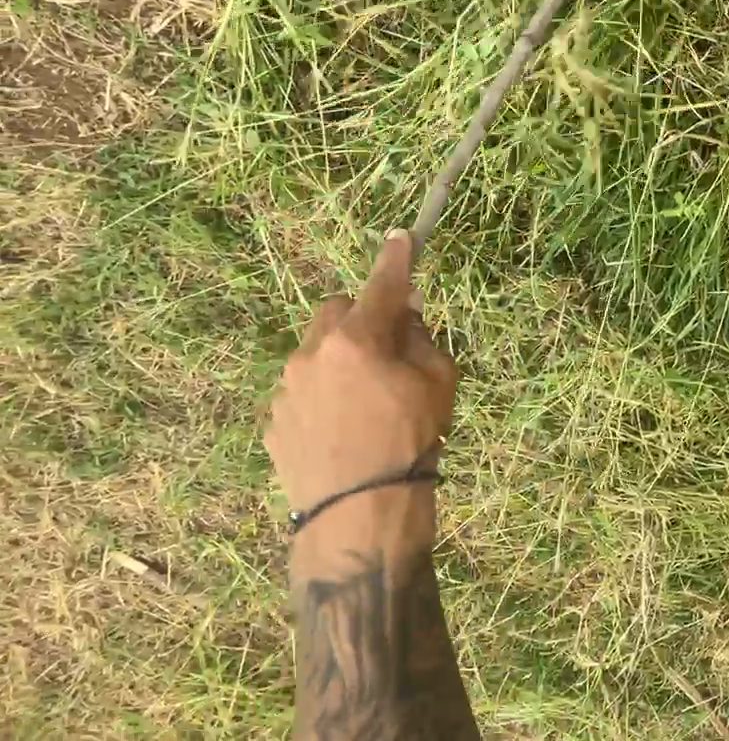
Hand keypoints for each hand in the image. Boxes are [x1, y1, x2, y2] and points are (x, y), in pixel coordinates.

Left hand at [267, 230, 456, 512]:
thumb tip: (404, 313)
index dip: (396, 258)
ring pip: (317, 351)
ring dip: (343, 357)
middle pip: (335, 311)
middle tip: (391, 342)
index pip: (381, 285)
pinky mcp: (274, 418)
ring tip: (371, 395)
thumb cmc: (413, 434)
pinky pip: (304, 387)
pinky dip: (326, 390)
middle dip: (362, 316)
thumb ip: (420, 338)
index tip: (402, 236)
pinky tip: (349, 422)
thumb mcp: (440, 378)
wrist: (361, 506)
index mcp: (357, 340)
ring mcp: (286, 388)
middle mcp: (312, 354)